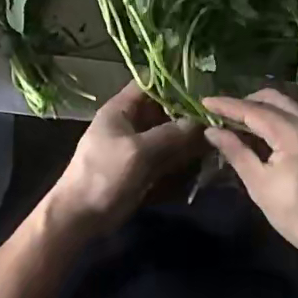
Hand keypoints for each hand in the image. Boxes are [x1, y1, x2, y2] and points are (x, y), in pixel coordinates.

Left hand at [40, 80, 201, 238]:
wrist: (80, 217)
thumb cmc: (103, 175)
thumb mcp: (137, 151)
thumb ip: (169, 134)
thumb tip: (200, 122)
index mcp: (121, 109)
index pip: (148, 83)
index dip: (173, 81)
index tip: (202, 84)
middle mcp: (131, 123)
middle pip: (163, 110)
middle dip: (187, 113)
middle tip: (217, 117)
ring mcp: (138, 146)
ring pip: (169, 134)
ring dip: (189, 137)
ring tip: (217, 138)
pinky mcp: (144, 167)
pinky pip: (168, 156)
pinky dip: (183, 157)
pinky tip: (204, 158)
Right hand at [203, 90, 297, 294]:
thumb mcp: (260, 185)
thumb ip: (236, 152)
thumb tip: (212, 131)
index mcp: (294, 133)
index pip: (253, 110)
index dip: (227, 105)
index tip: (205, 102)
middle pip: (273, 99)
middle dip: (246, 102)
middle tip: (223, 114)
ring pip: (288, 105)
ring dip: (263, 108)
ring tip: (240, 123)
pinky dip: (279, 118)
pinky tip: (265, 133)